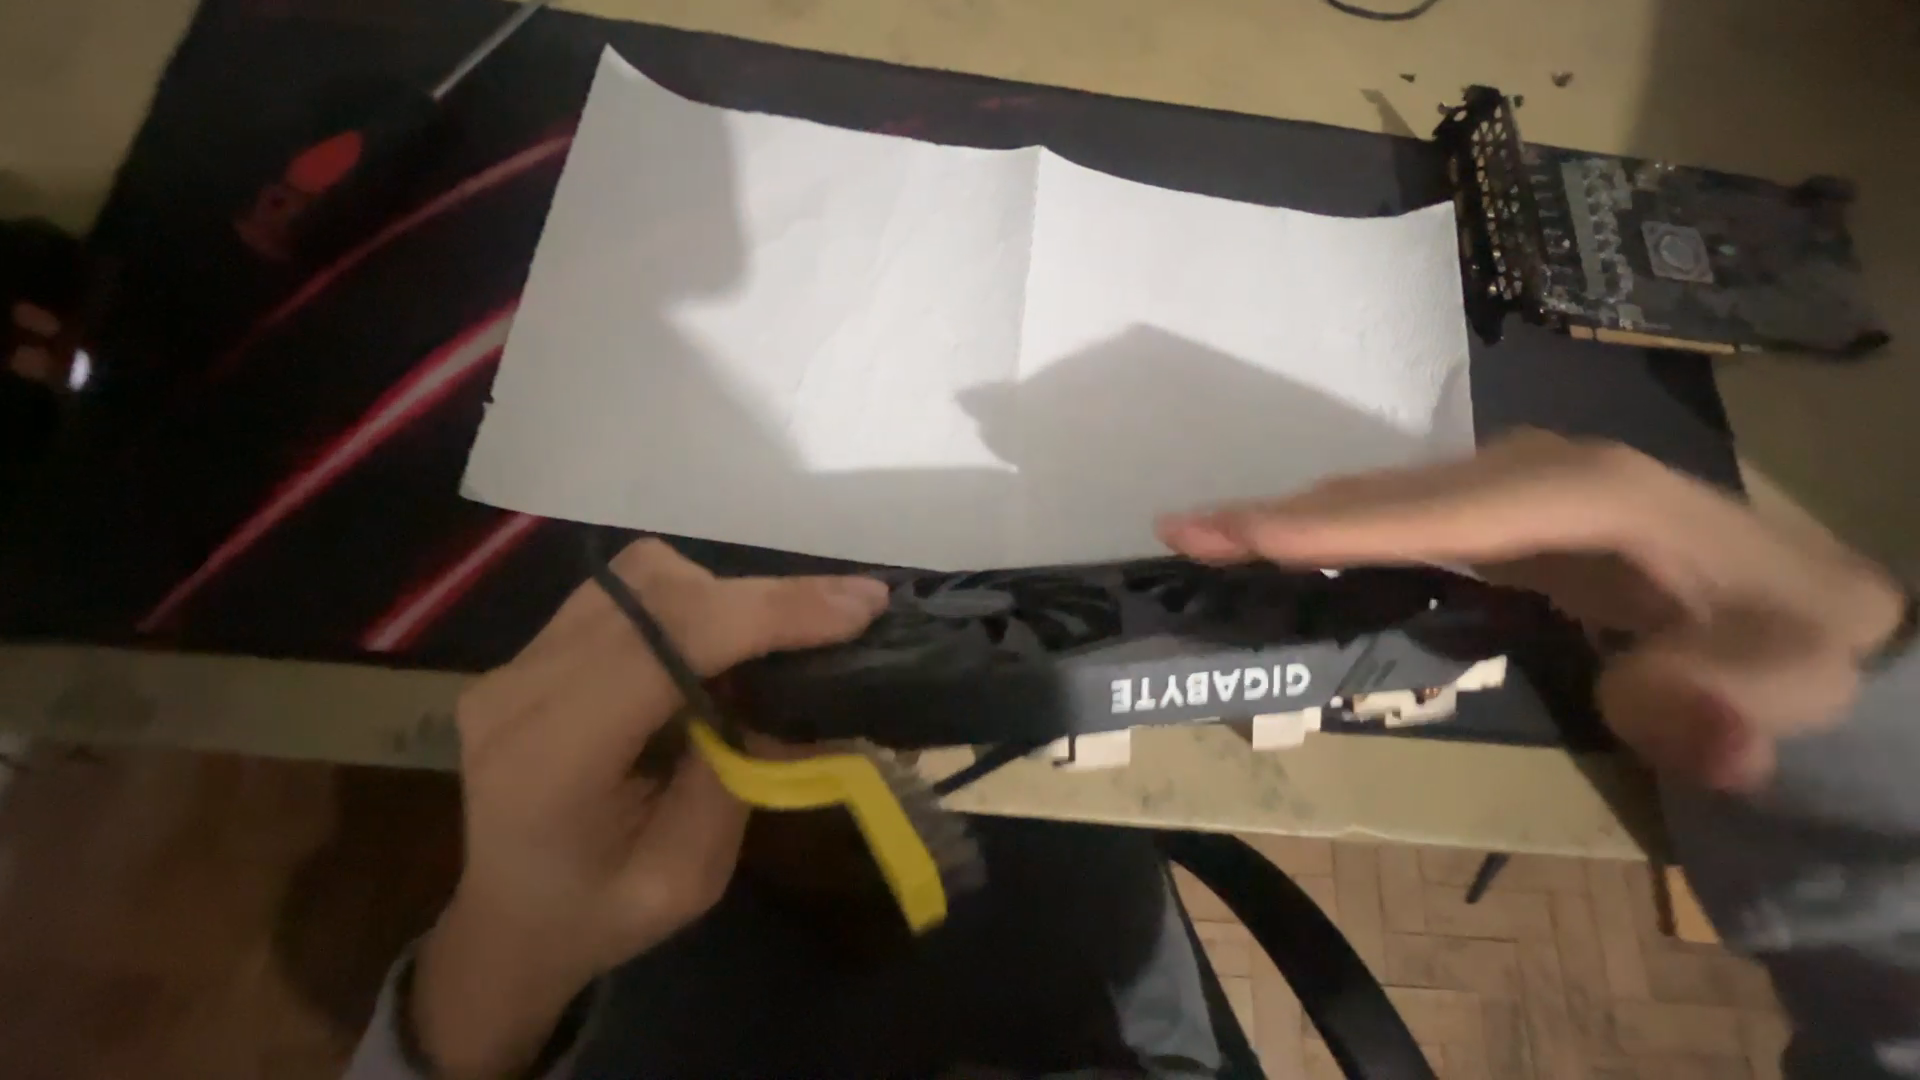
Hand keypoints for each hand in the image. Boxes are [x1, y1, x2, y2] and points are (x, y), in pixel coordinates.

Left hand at [414, 539, 889, 1078]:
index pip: (669, 642)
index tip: (861, 608)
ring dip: (730, 595)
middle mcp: (523, 686)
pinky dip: (696, 599)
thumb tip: (804, 688)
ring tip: (784, 635)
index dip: (772, 613)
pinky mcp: (536, 646)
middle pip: (660, 593)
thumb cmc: (596, 919)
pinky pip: (630, 590)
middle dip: (770, 596)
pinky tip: (727, 639)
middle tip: (853, 608)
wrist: (502, 924)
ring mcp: (520, 657)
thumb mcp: (687, 875)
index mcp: (550, 756)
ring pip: (645, 576)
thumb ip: (742, 774)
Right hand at [1158, 430, 1905, 792]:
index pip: (1429, 511)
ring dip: (1280, 519)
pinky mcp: (1474, 506)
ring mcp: (1494, 482)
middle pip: (1376, 494)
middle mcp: (1520, 471)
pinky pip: (1377, 514)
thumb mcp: (1792, 673)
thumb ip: (1728, 697)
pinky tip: (1268, 544)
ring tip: (1200, 536)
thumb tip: (1656, 712)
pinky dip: (1313, 529)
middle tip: (1180, 531)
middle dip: (1273, 515)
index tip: (1236, 535)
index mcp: (1580, 493)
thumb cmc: (1774, 633)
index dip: (1329, 525)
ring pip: (1367, 497)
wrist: (1780, 598)